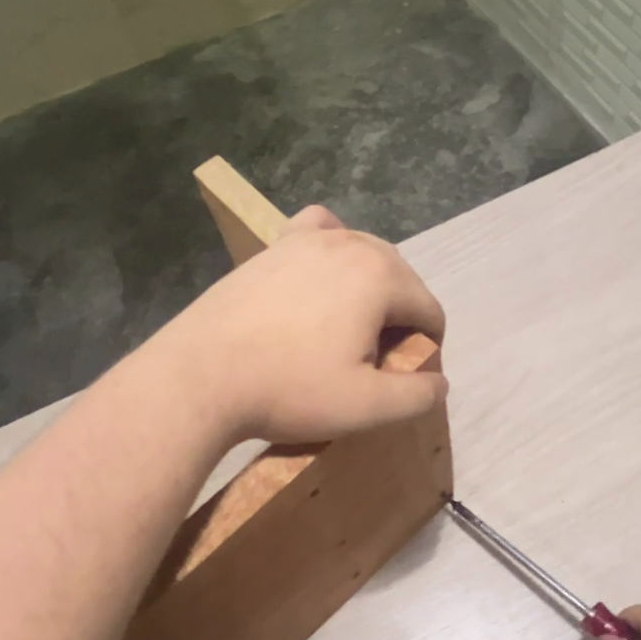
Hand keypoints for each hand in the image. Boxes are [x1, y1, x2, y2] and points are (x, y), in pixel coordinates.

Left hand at [150, 205, 447, 443]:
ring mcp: (307, 240)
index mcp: (381, 276)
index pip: (430, 311)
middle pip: (401, 280)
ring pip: (362, 257)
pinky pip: (319, 232)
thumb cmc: (290, 390)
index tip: (398, 380)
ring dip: (368, 291)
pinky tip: (318, 279)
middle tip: (370, 363)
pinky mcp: (272, 247)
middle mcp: (350, 243)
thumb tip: (439, 381)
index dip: (425, 349)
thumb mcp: (367, 407)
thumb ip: (418, 395)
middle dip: (398, 319)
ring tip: (343, 333)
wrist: (201, 376)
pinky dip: (331, 251)